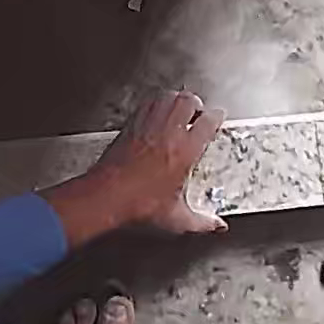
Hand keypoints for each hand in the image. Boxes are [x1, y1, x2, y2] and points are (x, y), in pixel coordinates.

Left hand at [41, 91, 227, 247]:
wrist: (106, 196)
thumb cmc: (138, 204)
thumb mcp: (176, 218)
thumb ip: (201, 222)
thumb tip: (216, 226)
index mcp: (185, 151)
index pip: (208, 122)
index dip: (216, 116)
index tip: (217, 117)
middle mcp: (168, 133)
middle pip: (188, 100)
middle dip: (196, 104)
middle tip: (198, 113)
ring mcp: (148, 126)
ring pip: (167, 97)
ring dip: (176, 100)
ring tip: (179, 109)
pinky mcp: (131, 126)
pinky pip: (147, 104)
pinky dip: (155, 103)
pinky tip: (155, 112)